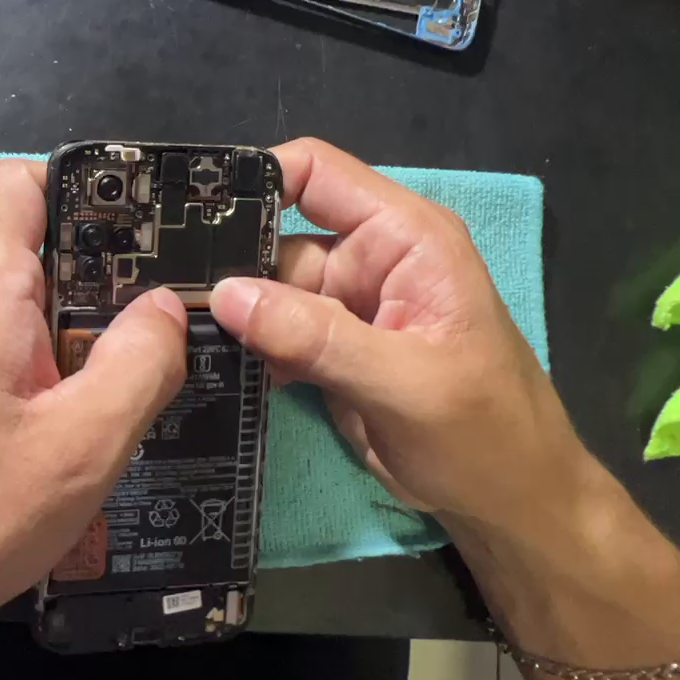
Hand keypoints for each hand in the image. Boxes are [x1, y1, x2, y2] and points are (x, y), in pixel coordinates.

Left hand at [0, 160, 188, 679]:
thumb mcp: (84, 445)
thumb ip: (139, 361)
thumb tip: (163, 304)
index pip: (16, 182)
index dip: (76, 193)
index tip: (129, 244)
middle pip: (18, 245)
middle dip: (83, 281)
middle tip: (131, 342)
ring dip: (52, 330)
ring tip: (87, 396)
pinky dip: (15, 358)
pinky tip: (34, 424)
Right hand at [208, 138, 590, 537]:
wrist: (508, 506)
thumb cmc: (486, 437)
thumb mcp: (406, 384)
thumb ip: (316, 336)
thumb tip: (224, 295)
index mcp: (402, 237)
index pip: (316, 173)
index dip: (255, 180)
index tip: (192, 214)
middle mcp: (366, 258)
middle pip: (274, 237)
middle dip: (227, 264)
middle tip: (172, 297)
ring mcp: (342, 305)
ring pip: (262, 289)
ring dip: (230, 314)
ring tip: (181, 335)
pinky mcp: (324, 346)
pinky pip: (268, 330)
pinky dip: (242, 346)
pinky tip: (212, 364)